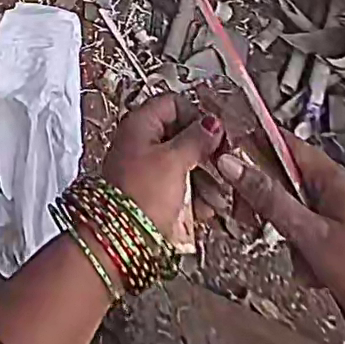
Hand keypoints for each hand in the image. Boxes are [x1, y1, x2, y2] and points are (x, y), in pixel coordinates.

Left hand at [102, 94, 224, 253]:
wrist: (120, 239)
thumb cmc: (144, 193)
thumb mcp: (174, 161)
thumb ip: (196, 140)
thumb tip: (212, 122)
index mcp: (140, 123)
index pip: (173, 104)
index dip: (197, 117)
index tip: (218, 136)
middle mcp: (140, 141)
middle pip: (179, 135)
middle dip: (204, 153)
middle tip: (224, 167)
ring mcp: (144, 168)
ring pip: (181, 163)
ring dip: (203, 178)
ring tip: (218, 197)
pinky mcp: (150, 193)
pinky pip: (176, 186)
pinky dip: (193, 195)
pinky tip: (207, 209)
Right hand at [217, 131, 344, 343]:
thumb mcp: (313, 237)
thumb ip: (270, 199)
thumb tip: (231, 162)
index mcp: (335, 178)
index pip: (283, 141)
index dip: (252, 143)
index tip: (226, 155)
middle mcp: (341, 191)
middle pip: (286, 177)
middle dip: (266, 198)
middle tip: (249, 218)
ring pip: (297, 209)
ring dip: (287, 231)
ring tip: (296, 260)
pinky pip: (314, 233)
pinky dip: (305, 250)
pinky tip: (312, 273)